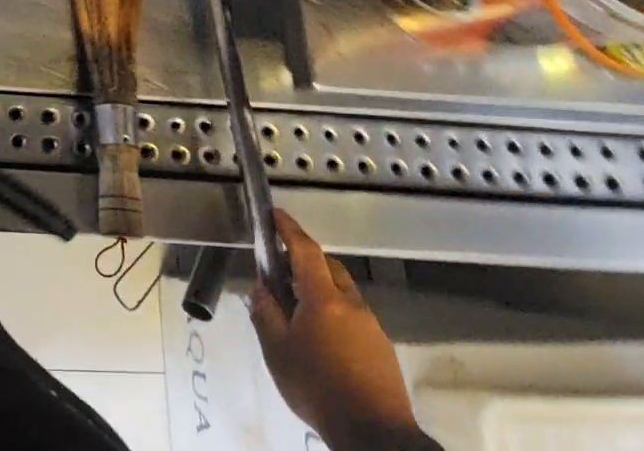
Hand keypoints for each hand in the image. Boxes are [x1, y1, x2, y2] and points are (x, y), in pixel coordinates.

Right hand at [250, 211, 425, 449]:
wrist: (373, 434)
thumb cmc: (317, 386)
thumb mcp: (276, 349)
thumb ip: (265, 312)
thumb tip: (262, 287)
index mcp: (323, 299)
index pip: (306, 250)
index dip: (289, 229)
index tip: (275, 214)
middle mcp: (351, 305)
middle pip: (329, 268)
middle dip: (305, 260)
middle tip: (280, 271)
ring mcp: (371, 327)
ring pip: (342, 293)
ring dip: (319, 289)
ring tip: (296, 312)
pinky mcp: (381, 348)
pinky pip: (352, 316)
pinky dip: (333, 313)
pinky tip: (319, 339)